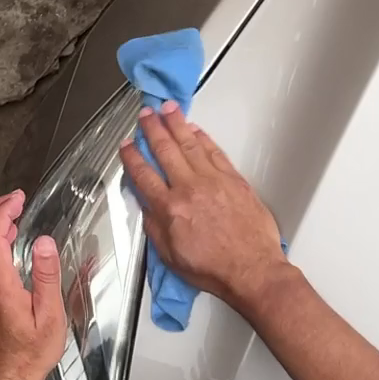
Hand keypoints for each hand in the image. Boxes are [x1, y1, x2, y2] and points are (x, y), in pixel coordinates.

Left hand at [0, 191, 67, 379]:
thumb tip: (43, 243)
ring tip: (14, 212)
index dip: (3, 212)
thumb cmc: (31, 352)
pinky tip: (10, 240)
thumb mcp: (50, 316)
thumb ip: (46, 277)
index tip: (19, 198)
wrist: (9, 377)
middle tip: (15, 198)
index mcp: (1, 285)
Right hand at [119, 103, 289, 312]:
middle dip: (153, 129)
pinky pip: (215, 152)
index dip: (132, 157)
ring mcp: (213, 181)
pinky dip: (203, 137)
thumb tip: (147, 206)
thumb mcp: (170, 255)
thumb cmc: (213, 268)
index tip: (126, 145)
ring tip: (168, 109)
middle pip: (165, 151)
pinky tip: (195, 129)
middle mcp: (189, 189)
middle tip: (146, 114)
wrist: (252, 270)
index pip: (144, 175)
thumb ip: (154, 227)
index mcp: (170, 209)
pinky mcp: (234, 180)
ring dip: (177, 124)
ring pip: (190, 144)